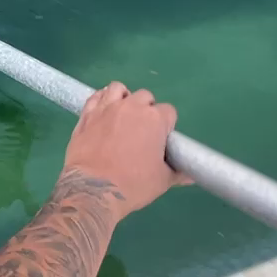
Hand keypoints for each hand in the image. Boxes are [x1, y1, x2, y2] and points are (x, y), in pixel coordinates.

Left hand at [61, 82, 189, 218]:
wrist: (93, 187)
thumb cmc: (133, 184)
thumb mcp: (162, 181)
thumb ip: (177, 172)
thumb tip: (190, 174)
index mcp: (154, 119)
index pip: (169, 112)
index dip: (167, 125)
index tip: (162, 139)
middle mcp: (131, 106)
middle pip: (144, 97)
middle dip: (147, 109)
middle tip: (143, 131)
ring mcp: (107, 106)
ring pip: (118, 89)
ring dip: (124, 98)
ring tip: (123, 116)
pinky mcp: (87, 112)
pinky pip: (96, 95)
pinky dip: (102, 99)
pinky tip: (103, 111)